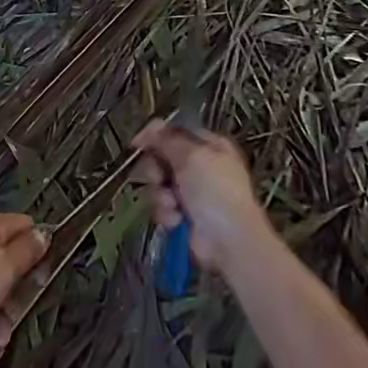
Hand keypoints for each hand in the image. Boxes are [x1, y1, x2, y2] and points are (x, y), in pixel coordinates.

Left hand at [0, 212, 48, 358]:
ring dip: (0, 313)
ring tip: (2, 341)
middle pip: (6, 259)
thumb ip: (27, 252)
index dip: (38, 247)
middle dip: (18, 288)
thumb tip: (43, 234)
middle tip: (23, 310)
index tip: (45, 272)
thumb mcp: (5, 268)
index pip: (24, 225)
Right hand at [133, 119, 272, 272]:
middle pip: (162, 159)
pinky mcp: (183, 215)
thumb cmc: (215, 191)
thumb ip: (167, 139)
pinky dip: (167, 213)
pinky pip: (162, 207)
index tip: (138, 143)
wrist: (229, 240)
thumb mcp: (192, 156)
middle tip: (160, 178)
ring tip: (173, 205)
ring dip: (161, 195)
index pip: (176, 132)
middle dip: (156, 171)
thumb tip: (150, 127)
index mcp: (209, 146)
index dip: (156, 136)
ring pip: (158, 185)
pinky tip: (177, 219)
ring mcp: (192, 192)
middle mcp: (200, 166)